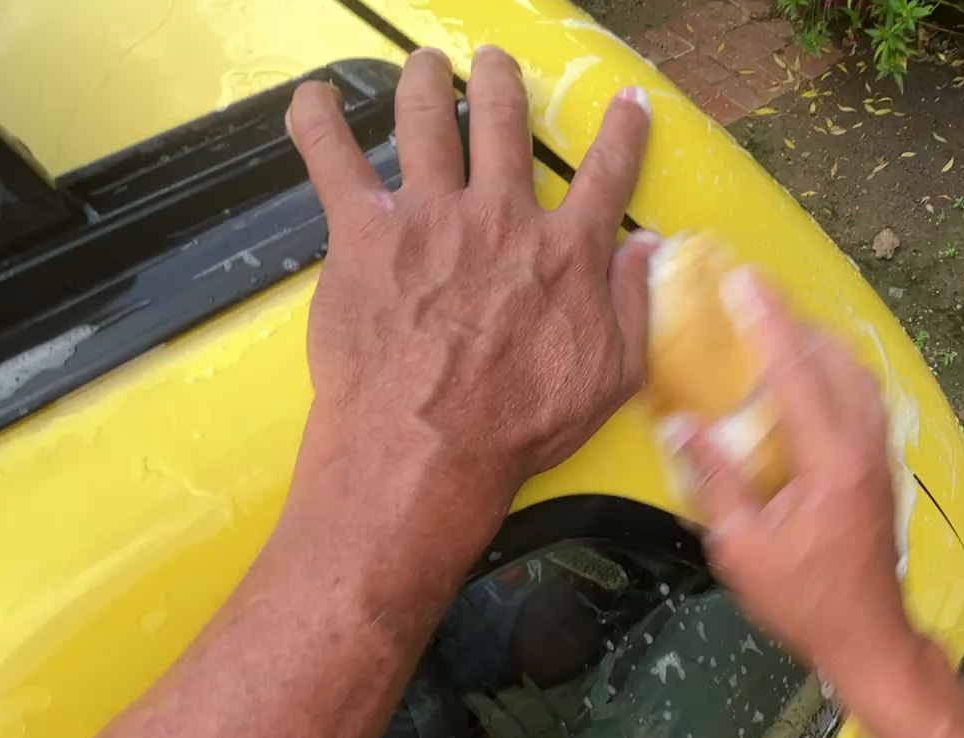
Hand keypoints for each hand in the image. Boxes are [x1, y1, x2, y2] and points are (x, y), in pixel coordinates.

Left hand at [282, 46, 657, 574]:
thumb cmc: (527, 422)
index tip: (630, 103)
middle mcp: (501, 217)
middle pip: (504, 121)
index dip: (624, 134)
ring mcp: (429, 217)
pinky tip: (315, 99)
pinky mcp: (363, 233)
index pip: (607, 176)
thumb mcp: (614, 378)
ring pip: (425, 117)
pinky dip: (317, 119)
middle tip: (496, 66)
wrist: (432, 446)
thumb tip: (648, 247)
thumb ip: (634, 307)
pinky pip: (330, 155)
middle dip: (503, 83)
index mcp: (566, 254)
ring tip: (424, 66)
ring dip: (425, 80)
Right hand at [669, 269, 921, 685]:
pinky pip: (866, 397)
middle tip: (754, 297)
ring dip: (819, 343)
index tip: (744, 280)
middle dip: (794, 322)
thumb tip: (681, 425)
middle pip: (834, 361)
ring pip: (858, 375)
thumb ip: (717, 481)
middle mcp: (864, 445)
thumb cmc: (802, 600)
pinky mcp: (884, 466)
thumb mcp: (743, 550)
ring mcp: (881, 454)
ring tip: (781, 328)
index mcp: (829, 462)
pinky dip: (838, 371)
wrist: (869, 637)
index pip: (796, 373)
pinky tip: (815, 375)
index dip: (767, 322)